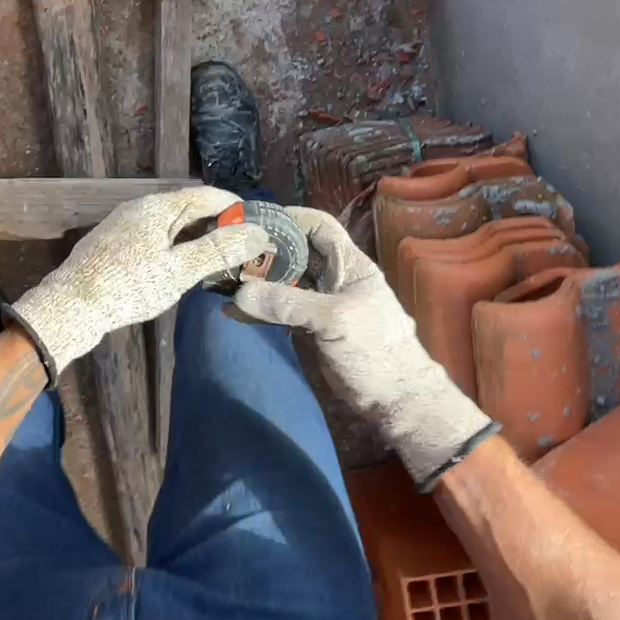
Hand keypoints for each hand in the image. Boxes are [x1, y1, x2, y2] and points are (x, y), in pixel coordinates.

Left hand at [8, 187, 270, 380]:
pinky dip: (176, 248)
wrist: (70, 308)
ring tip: (220, 262)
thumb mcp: (179, 271)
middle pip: (189, 209)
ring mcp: (125, 227)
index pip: (208, 195)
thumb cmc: (127, 288)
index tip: (260, 227)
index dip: (236, 208)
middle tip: (245, 250)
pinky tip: (181, 270)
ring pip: (171, 226)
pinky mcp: (115, 246)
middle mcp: (140, 208)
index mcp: (157, 207)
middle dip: (218, 226)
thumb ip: (218, 250)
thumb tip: (257, 232)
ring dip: (197, 239)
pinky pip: (155, 239)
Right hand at [232, 206, 497, 488]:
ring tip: (226, 280)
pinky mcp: (309, 328)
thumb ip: (287, 303)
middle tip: (230, 251)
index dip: (290, 218)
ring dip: (256, 281)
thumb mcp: (333, 320)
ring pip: (283, 282)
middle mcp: (333, 278)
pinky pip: (279, 310)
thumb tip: (240, 293)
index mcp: (349, 265)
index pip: (319, 226)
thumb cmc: (375, 351)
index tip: (255, 220)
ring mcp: (320, 304)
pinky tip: (233, 311)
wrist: (393, 401)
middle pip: (295, 253)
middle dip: (264, 250)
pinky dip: (257, 308)